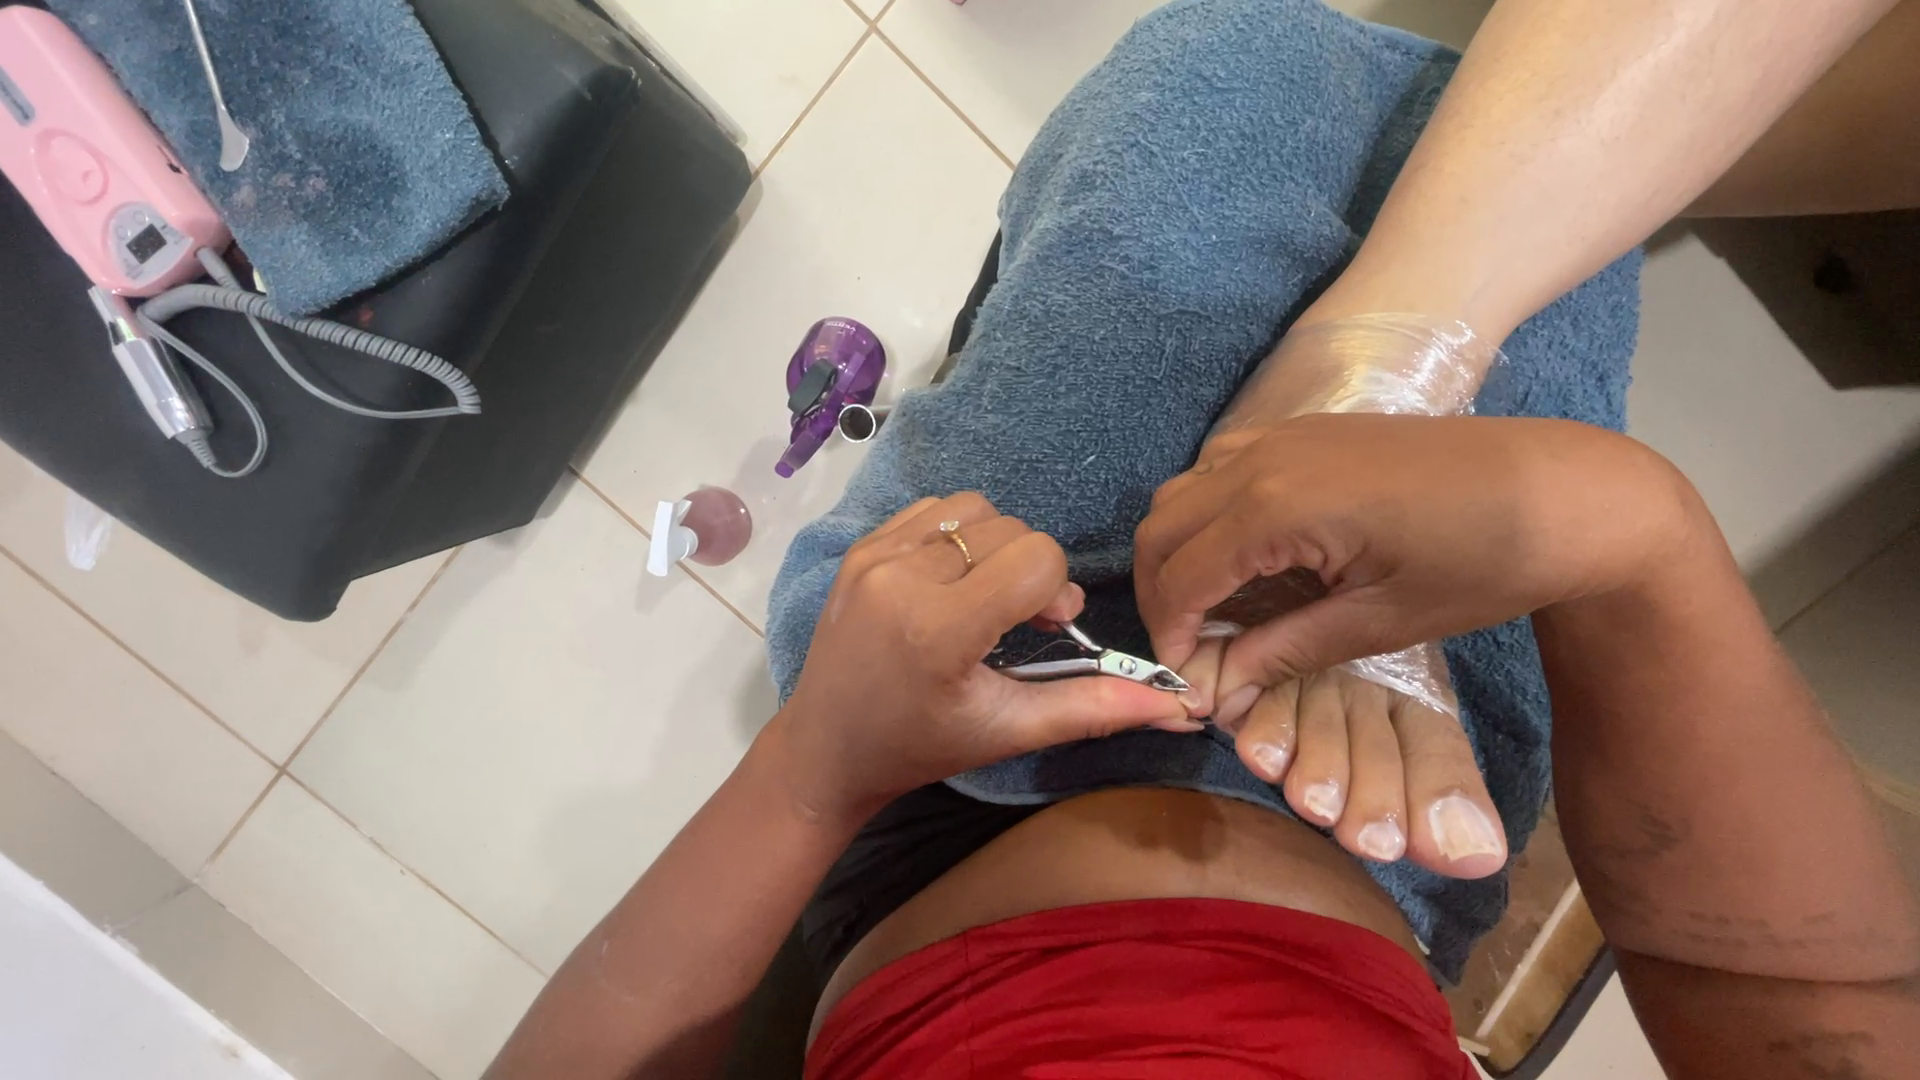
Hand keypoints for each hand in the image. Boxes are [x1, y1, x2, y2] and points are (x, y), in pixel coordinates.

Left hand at [781, 493, 1195, 822]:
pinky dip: (957, 535)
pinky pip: (933, 509)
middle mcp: (901, 577)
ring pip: (974, 509)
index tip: (1045, 626)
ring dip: (995, 545)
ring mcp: (873, 555)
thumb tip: (1179, 705)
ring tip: (982, 594)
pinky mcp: (858, 547)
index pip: (1037, 558)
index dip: (1055, 590)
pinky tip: (948, 579)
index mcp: (939, 628)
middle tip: (1016, 619)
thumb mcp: (1007, 729)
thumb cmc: (919, 746)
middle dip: (1030, 571)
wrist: (826, 747)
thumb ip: (1092, 707)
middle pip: (1012, 530)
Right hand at [1134, 414, 1690, 702]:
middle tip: (1186, 646)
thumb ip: (1280, 651)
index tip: (1183, 679)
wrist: (1567, 490)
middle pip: (1160, 529)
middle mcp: (1256, 459)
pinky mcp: (1295, 432)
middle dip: (1157, 594)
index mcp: (1276, 506)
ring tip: (1207, 605)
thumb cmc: (1481, 564)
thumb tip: (1213, 690)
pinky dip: (1203, 517)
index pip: (1180, 576)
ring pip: (1178, 495)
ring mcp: (1274, 436)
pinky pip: (1213, 471)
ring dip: (1176, 552)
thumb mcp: (1379, 623)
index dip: (1168, 634)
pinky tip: (1240, 552)